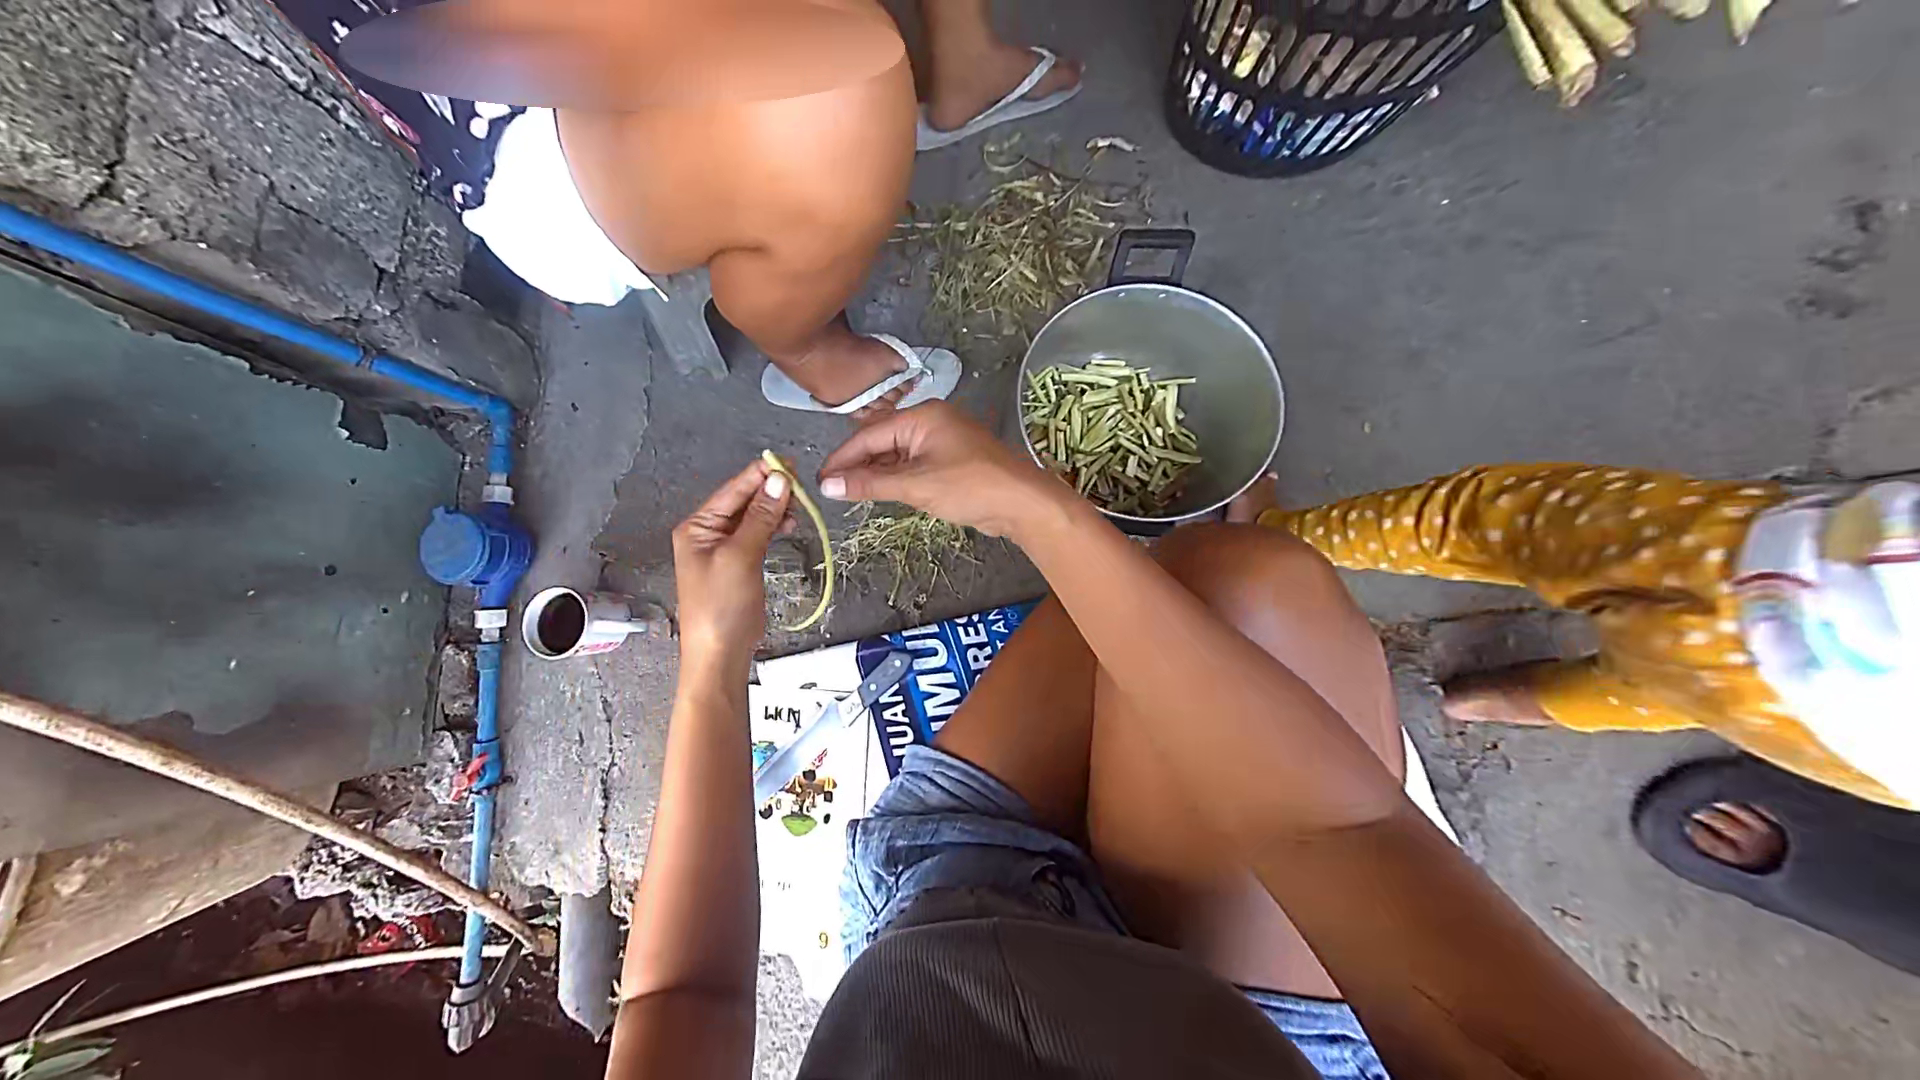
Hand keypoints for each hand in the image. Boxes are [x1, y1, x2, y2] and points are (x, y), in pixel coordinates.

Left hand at [671, 459, 792, 668]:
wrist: (721, 653)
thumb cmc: (721, 608)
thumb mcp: (741, 556)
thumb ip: (760, 517)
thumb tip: (778, 482)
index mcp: (698, 527)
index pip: (733, 491)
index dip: (760, 475)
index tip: (788, 464)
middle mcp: (708, 533)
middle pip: (744, 501)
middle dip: (771, 491)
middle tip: (800, 486)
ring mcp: (724, 549)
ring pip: (754, 517)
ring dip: (775, 509)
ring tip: (799, 507)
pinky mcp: (740, 563)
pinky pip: (759, 534)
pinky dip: (775, 526)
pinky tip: (789, 524)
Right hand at [817, 402, 1068, 537]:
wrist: (1022, 503)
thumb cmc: (970, 486)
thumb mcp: (916, 485)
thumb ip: (870, 484)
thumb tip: (827, 485)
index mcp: (922, 416)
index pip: (869, 435)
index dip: (842, 458)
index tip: (820, 479)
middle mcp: (931, 422)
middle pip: (882, 441)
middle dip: (858, 465)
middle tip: (833, 490)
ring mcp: (942, 441)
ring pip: (898, 455)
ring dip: (877, 474)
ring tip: (851, 494)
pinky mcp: (951, 461)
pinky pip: (914, 465)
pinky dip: (897, 479)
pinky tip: (881, 493)